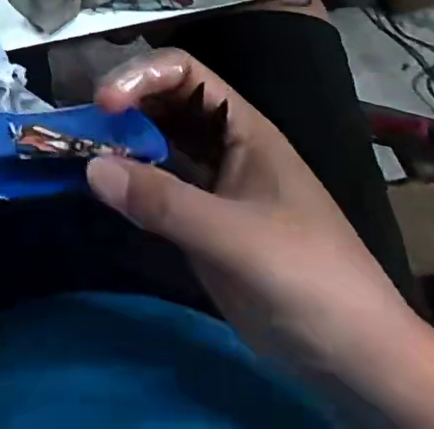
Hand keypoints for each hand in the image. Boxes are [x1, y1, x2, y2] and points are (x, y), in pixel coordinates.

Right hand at [89, 49, 433, 428]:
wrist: (356, 360)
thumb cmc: (310, 280)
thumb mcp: (238, 238)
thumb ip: (166, 202)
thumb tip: (91, 168)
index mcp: (242, 128)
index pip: (183, 73)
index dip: (141, 76)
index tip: (105, 103)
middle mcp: (221, 145)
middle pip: (162, 102)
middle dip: (121, 105)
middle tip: (78, 127)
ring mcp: (209, 183)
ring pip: (154, 143)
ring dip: (118, 142)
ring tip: (76, 151)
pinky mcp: (200, 221)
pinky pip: (154, 186)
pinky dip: (126, 181)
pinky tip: (101, 189)